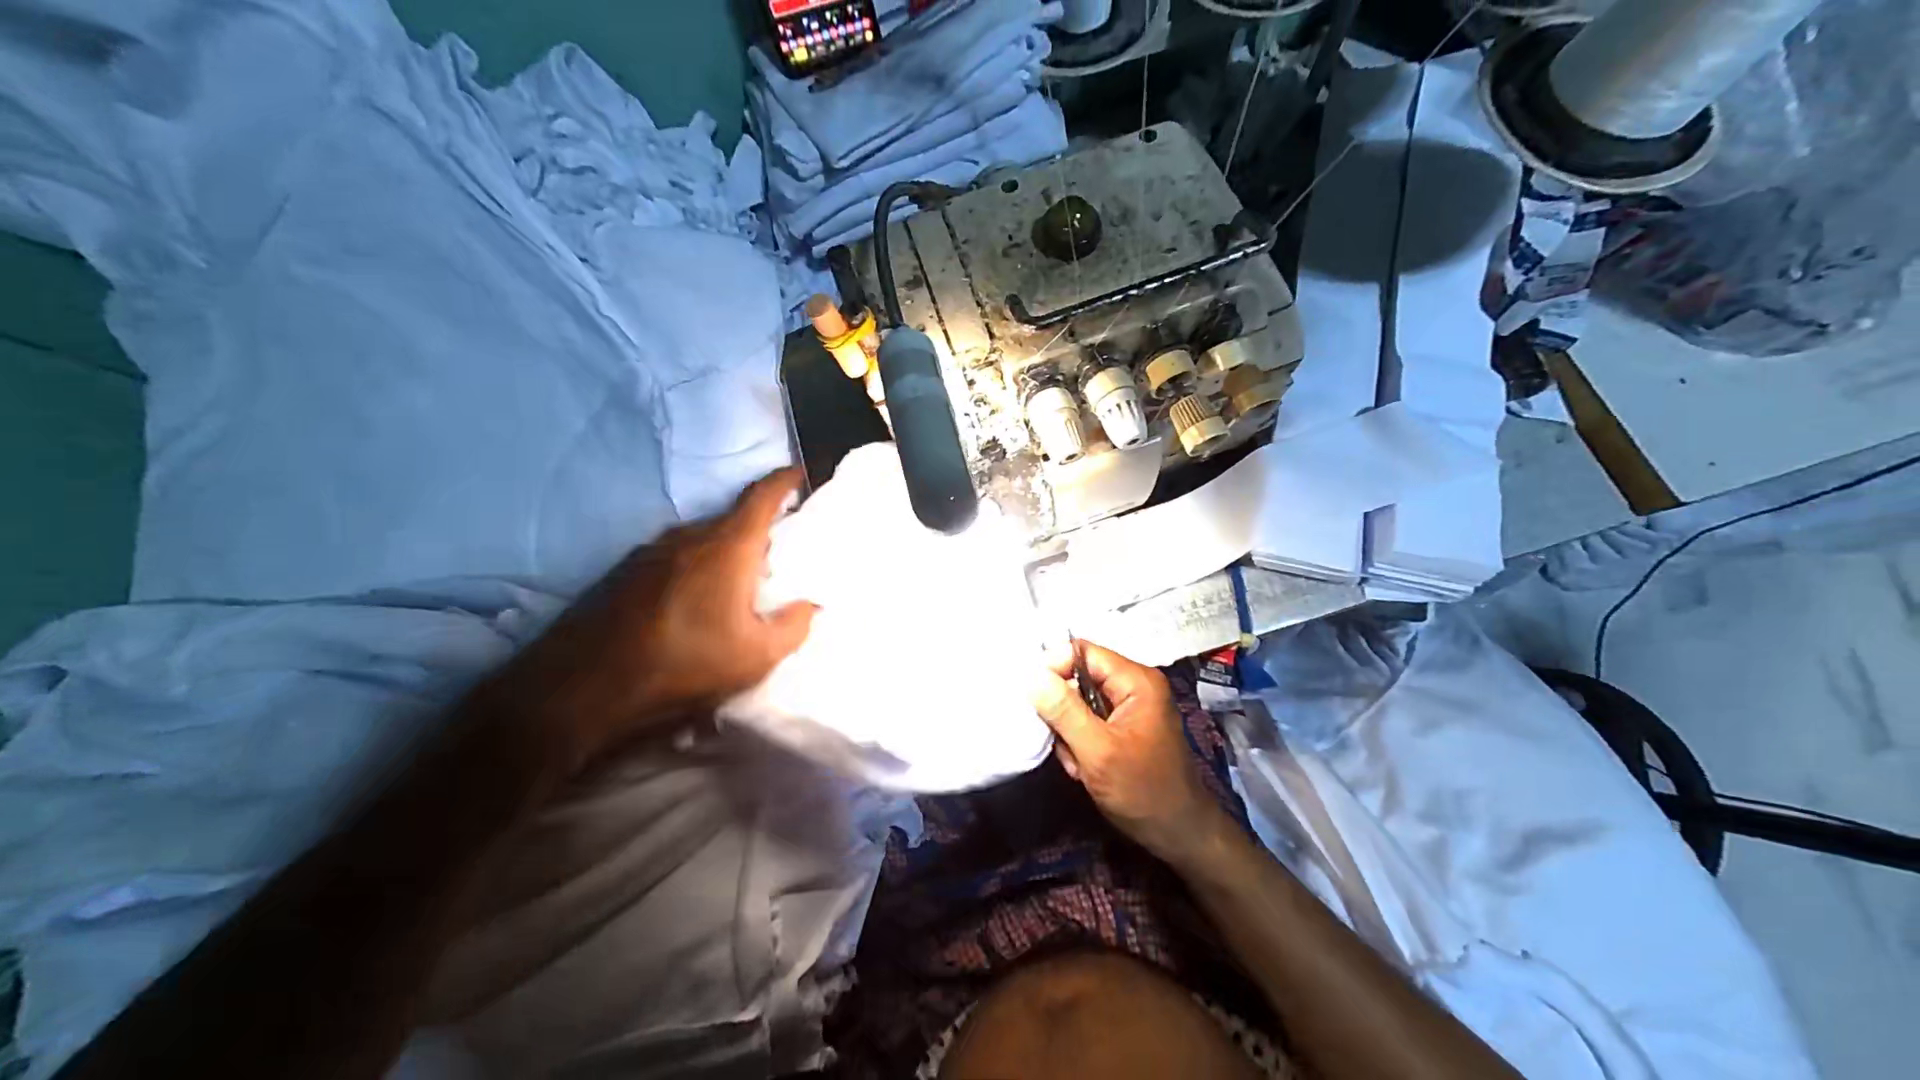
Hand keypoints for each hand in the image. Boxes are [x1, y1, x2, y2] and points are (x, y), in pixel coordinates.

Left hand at [485, 468, 817, 770]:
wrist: (586, 686)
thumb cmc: (685, 664)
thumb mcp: (755, 657)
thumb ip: (793, 627)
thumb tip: (810, 605)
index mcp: (727, 547)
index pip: (761, 496)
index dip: (783, 480)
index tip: (798, 473)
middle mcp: (688, 536)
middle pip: (732, 520)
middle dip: (758, 531)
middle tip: (777, 555)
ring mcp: (651, 551)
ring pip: (701, 541)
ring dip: (723, 554)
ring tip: (736, 585)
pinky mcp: (625, 570)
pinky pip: (674, 558)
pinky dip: (694, 569)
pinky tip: (693, 603)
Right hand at [1031, 641, 1233, 866]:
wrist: (1178, 835)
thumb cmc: (1143, 791)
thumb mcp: (1098, 751)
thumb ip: (1064, 710)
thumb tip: (1032, 675)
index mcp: (1136, 681)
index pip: (1082, 652)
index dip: (1055, 668)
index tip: (1036, 699)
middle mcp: (1133, 687)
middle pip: (1077, 677)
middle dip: (1062, 710)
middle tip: (1064, 741)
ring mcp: (1128, 710)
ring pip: (1077, 703)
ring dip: (1069, 733)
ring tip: (1079, 762)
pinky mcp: (1121, 730)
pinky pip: (1087, 723)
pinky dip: (1079, 744)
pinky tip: (1085, 769)